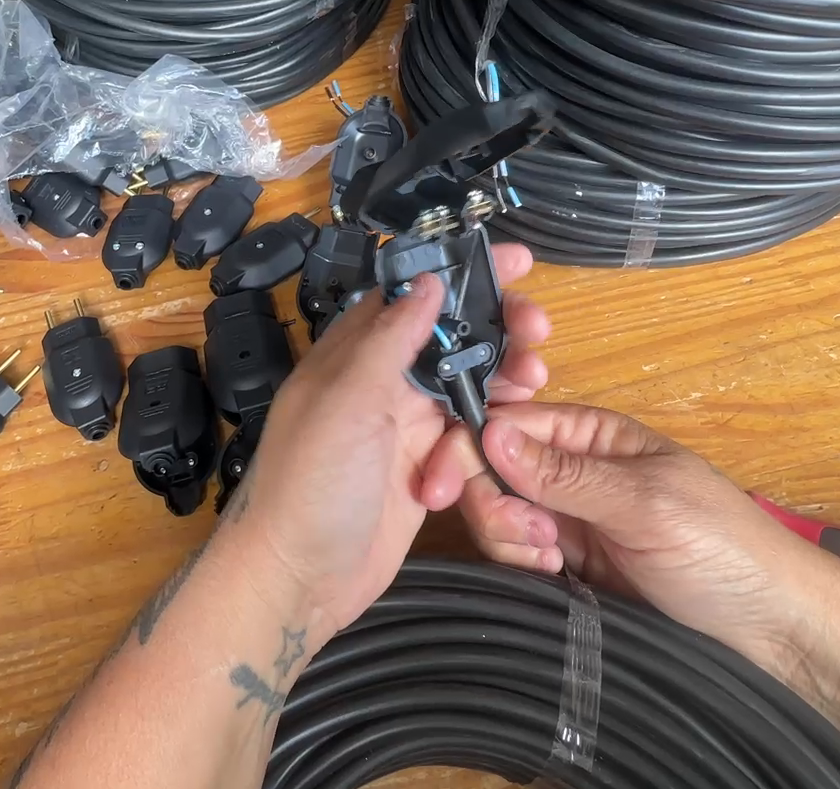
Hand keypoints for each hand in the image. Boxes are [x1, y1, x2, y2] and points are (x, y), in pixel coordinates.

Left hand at [209, 245, 547, 651]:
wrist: (300, 578)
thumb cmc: (312, 481)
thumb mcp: (346, 401)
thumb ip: (389, 340)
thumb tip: (428, 280)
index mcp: (352, 353)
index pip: (408, 295)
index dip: (457, 273)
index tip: (512, 261)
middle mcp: (379, 380)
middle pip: (446, 335)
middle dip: (494, 323)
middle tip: (539, 325)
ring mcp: (403, 424)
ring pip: (464, 381)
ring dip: (502, 372)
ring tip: (538, 375)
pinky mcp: (425, 465)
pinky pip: (468, 431)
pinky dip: (495, 422)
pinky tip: (520, 418)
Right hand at [419, 402, 839, 668]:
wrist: (775, 636)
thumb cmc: (722, 548)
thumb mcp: (644, 503)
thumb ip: (562, 472)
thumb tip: (487, 432)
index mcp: (585, 433)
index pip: (502, 425)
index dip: (464, 449)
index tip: (438, 487)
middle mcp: (564, 467)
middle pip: (487, 469)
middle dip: (492, 503)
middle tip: (534, 538)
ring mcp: (561, 516)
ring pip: (493, 512)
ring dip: (509, 536)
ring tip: (554, 560)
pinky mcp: (561, 560)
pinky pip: (513, 550)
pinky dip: (519, 563)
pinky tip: (554, 574)